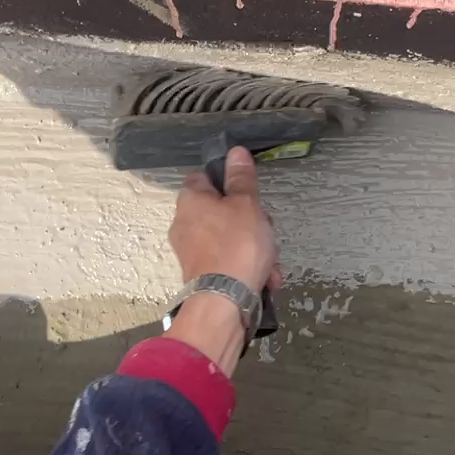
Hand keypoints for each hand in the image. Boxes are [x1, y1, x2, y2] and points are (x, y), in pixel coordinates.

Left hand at [163, 147, 282, 375]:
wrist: (224, 302)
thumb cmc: (236, 246)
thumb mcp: (247, 205)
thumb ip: (242, 179)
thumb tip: (236, 152)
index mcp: (190, 200)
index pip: (205, 177)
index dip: (230, 183)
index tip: (250, 194)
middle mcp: (184, 224)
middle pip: (223, 212)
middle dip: (252, 224)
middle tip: (266, 232)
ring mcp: (192, 253)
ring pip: (231, 241)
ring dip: (256, 250)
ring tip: (270, 264)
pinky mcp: (202, 277)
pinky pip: (229, 264)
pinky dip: (247, 269)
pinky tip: (265, 279)